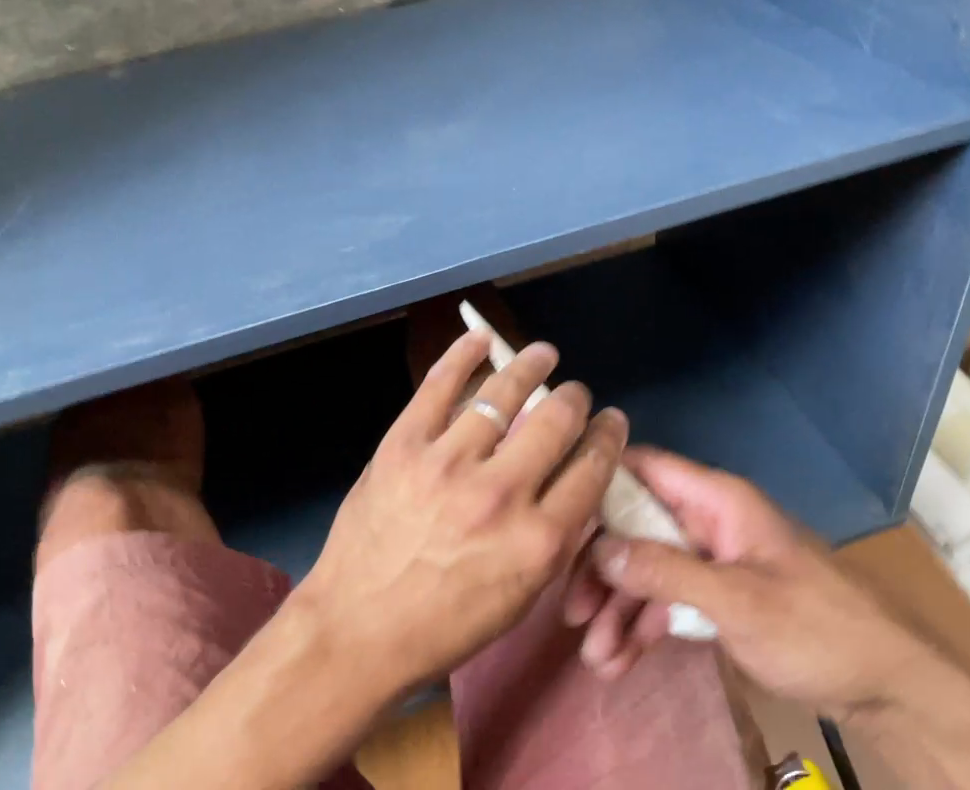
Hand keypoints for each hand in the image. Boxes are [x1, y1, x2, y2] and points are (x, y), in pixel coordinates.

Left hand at [292, 330, 627, 695]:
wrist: (358, 630)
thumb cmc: (447, 624)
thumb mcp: (522, 597)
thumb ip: (556, 538)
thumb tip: (577, 482)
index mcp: (538, 540)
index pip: (592, 468)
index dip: (609, 437)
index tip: (611, 422)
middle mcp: (501, 494)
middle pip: (557, 422)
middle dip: (575, 399)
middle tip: (575, 394)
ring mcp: (448, 463)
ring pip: (503, 393)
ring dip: (531, 365)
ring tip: (543, 354)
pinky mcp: (403, 445)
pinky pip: (438, 385)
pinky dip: (462, 354)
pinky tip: (481, 338)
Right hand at [562, 447, 924, 720]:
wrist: (889, 684)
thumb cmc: (817, 628)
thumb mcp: (736, 601)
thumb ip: (664, 571)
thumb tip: (597, 550)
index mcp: (718, 501)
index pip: (644, 469)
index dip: (598, 485)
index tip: (555, 519)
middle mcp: (711, 523)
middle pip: (637, 528)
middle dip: (603, 570)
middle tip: (570, 615)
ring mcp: (715, 562)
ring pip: (649, 570)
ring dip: (620, 610)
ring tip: (597, 659)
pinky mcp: (722, 599)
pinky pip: (670, 602)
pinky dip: (645, 628)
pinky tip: (621, 661)